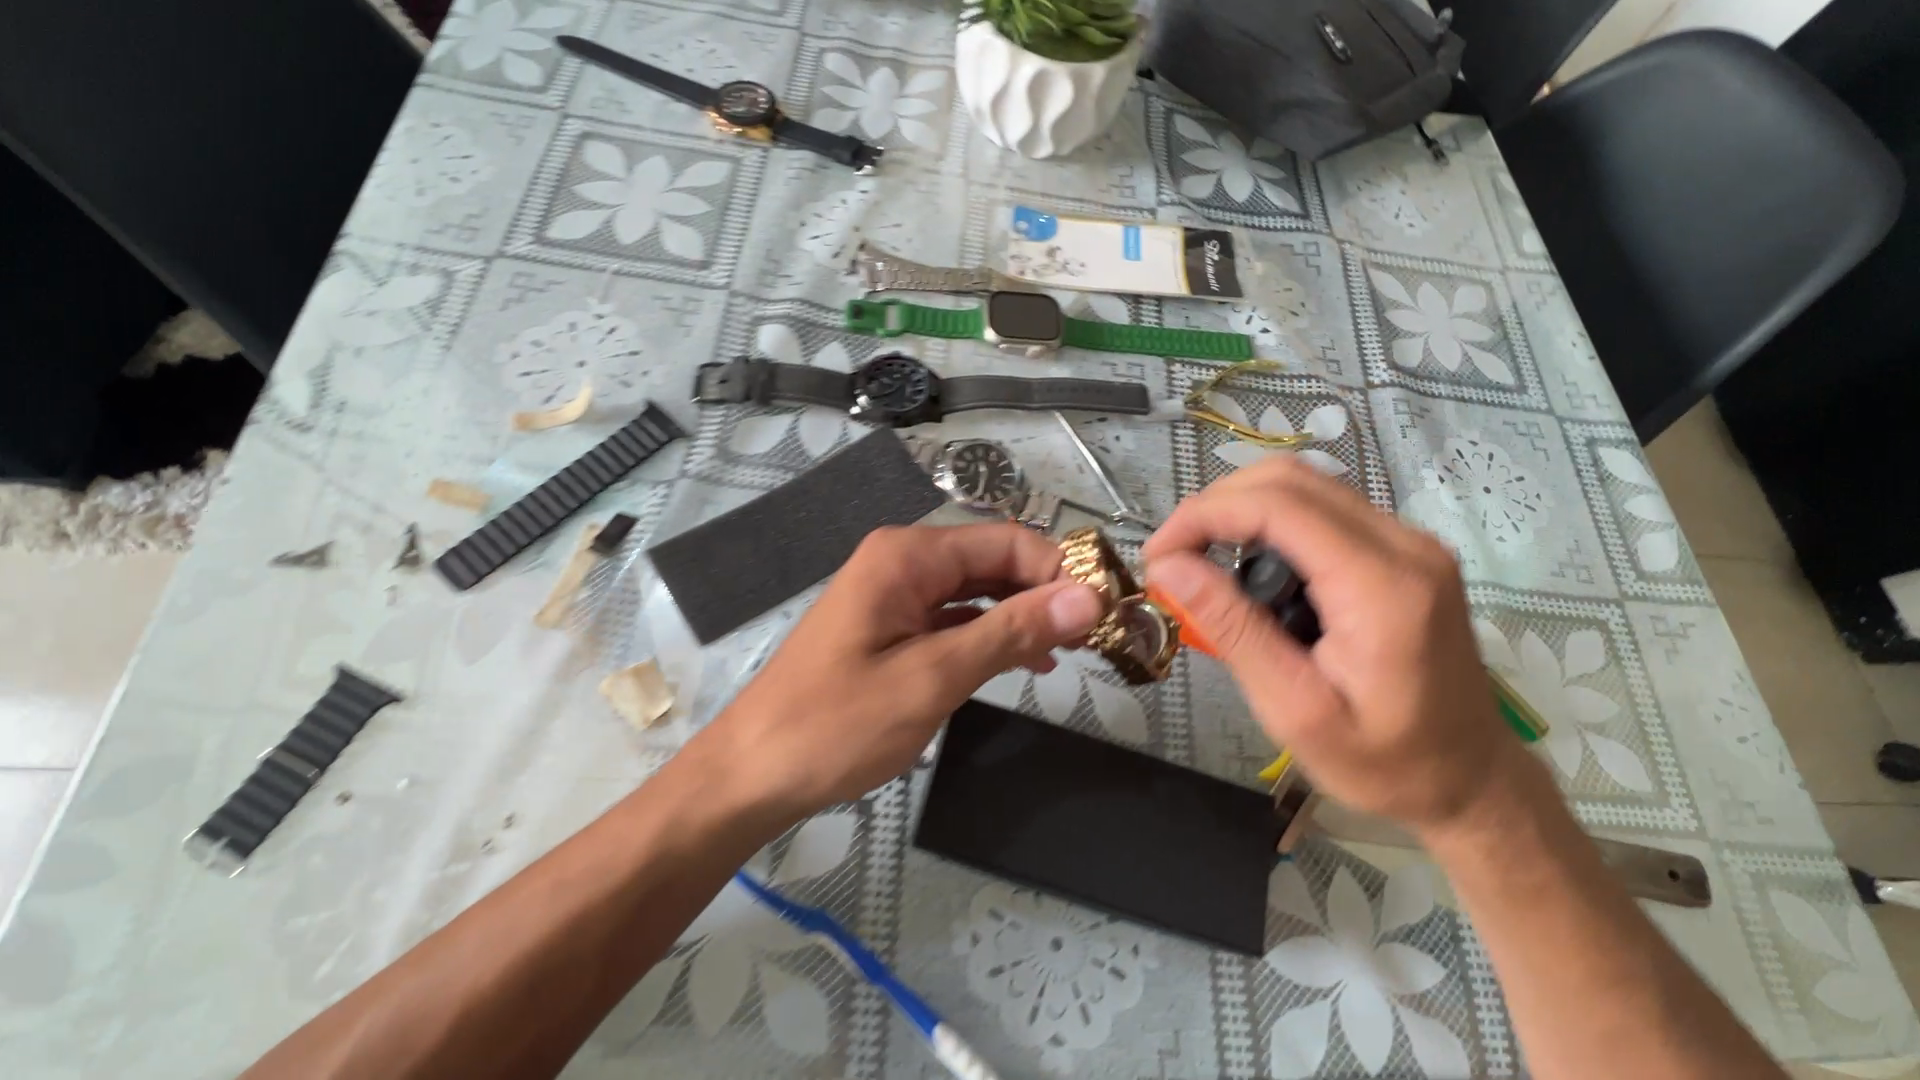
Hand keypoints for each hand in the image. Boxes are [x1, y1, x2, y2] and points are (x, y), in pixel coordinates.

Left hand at [691, 523, 1104, 820]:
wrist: (753, 772)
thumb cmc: (836, 723)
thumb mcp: (933, 677)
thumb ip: (1010, 632)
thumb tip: (1087, 597)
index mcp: (906, 556)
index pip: (1005, 541)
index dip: (1059, 572)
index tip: (1104, 614)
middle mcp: (900, 563)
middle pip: (991, 562)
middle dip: (1044, 594)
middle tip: (1096, 639)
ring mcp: (892, 597)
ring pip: (975, 592)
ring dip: (1021, 617)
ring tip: (1069, 653)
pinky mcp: (888, 631)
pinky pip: (951, 620)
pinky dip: (988, 637)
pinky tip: (1023, 663)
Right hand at [1143, 457, 1526, 834]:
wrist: (1471, 780)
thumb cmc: (1383, 762)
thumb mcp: (1295, 709)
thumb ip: (1233, 629)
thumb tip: (1169, 567)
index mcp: (1382, 586)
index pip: (1278, 505)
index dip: (1204, 514)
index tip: (1157, 555)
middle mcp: (1405, 545)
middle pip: (1292, 479)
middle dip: (1217, 505)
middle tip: (1174, 559)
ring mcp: (1411, 543)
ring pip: (1308, 485)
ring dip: (1242, 511)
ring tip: (1203, 563)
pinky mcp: (1407, 552)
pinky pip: (1327, 510)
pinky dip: (1273, 523)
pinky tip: (1252, 569)